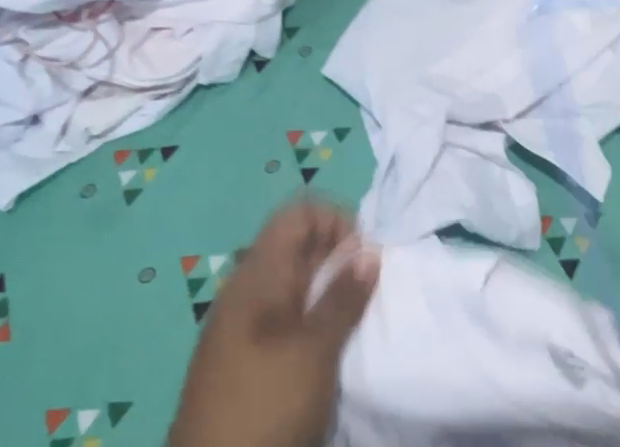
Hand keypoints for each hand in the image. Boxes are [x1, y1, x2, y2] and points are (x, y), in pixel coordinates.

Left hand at [169, 199, 380, 446]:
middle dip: (342, 258)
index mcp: (257, 276)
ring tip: (361, 320)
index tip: (365, 256)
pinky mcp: (252, 359)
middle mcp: (250, 291)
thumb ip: (343, 298)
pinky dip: (319, 322)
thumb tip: (368, 250)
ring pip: (300, 285)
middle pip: (301, 247)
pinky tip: (337, 348)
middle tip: (372, 291)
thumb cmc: (264, 404)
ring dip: (334, 293)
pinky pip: (292, 318)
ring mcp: (248, 326)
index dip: (336, 221)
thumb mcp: (313, 350)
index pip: (299, 214)